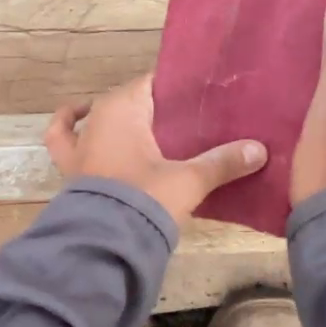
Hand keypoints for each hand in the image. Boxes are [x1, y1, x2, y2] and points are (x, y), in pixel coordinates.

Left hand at [45, 75, 266, 223]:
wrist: (103, 243)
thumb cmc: (145, 199)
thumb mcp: (189, 180)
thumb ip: (222, 162)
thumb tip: (259, 150)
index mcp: (122, 108)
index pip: (152, 83)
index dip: (174, 88)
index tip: (198, 97)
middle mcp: (96, 120)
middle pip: (128, 102)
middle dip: (151, 109)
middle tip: (185, 121)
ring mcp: (79, 146)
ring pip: (96, 119)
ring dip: (116, 123)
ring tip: (144, 131)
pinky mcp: (70, 172)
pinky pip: (66, 141)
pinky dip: (71, 131)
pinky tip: (80, 125)